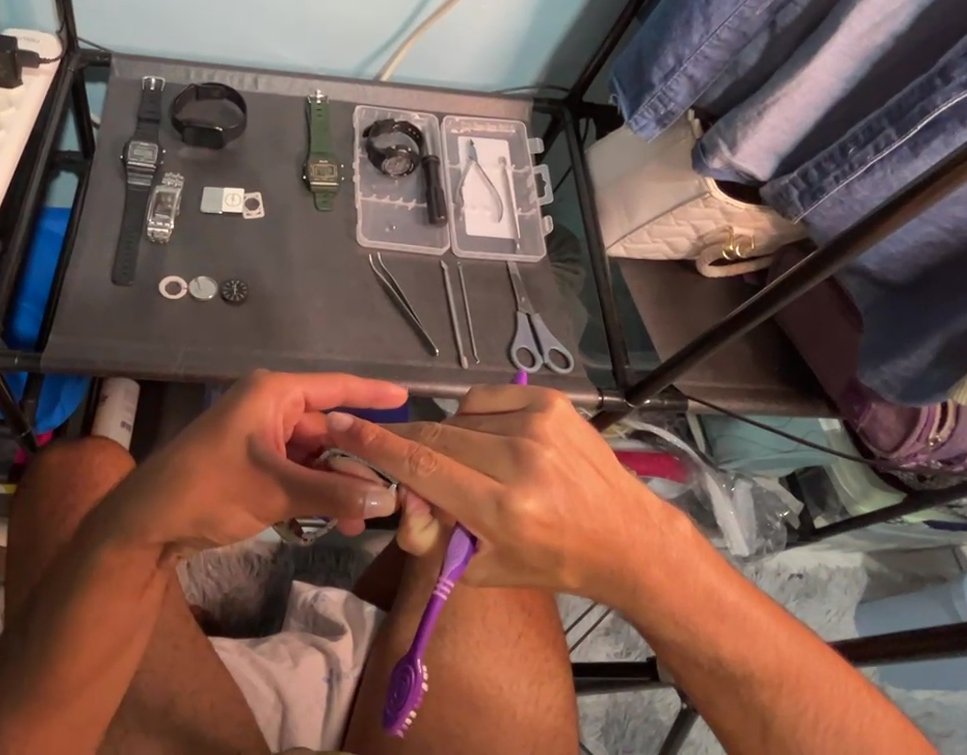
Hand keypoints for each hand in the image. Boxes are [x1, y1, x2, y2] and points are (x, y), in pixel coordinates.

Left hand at [107, 370, 405, 556]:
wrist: (146, 523)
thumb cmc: (209, 488)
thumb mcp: (276, 490)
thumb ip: (334, 493)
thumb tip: (389, 500)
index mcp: (274, 394)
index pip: (335, 388)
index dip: (372, 394)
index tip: (407, 398)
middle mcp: (270, 408)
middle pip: (328, 428)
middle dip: (359, 460)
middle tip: (398, 485)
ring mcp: (261, 438)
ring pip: (315, 457)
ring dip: (339, 484)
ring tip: (369, 518)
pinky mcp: (253, 466)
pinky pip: (298, 474)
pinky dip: (317, 494)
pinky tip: (341, 520)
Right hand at [325, 385, 691, 598]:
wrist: (627, 536)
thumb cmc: (551, 560)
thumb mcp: (485, 567)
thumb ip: (431, 533)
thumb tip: (398, 493)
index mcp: (503, 510)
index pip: (421, 466)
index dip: (373, 445)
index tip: (339, 424)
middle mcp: (520, 461)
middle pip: (434, 436)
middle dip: (404, 441)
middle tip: (394, 451)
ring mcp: (538, 425)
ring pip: (457, 419)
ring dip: (450, 438)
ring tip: (475, 465)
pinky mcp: (551, 402)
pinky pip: (483, 399)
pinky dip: (476, 419)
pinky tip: (496, 442)